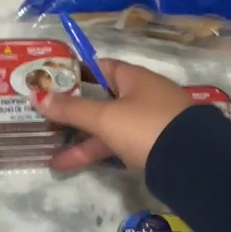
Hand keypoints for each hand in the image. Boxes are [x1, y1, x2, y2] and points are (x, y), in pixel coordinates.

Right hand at [34, 58, 192, 171]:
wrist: (192, 162)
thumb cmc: (145, 127)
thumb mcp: (105, 117)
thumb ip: (72, 109)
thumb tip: (39, 96)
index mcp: (134, 78)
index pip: (101, 67)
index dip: (76, 72)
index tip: (51, 81)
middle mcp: (143, 95)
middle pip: (102, 99)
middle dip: (73, 111)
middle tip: (44, 119)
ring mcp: (149, 122)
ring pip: (108, 126)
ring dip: (81, 139)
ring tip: (50, 154)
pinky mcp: (152, 146)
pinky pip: (117, 144)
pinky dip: (96, 152)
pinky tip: (71, 164)